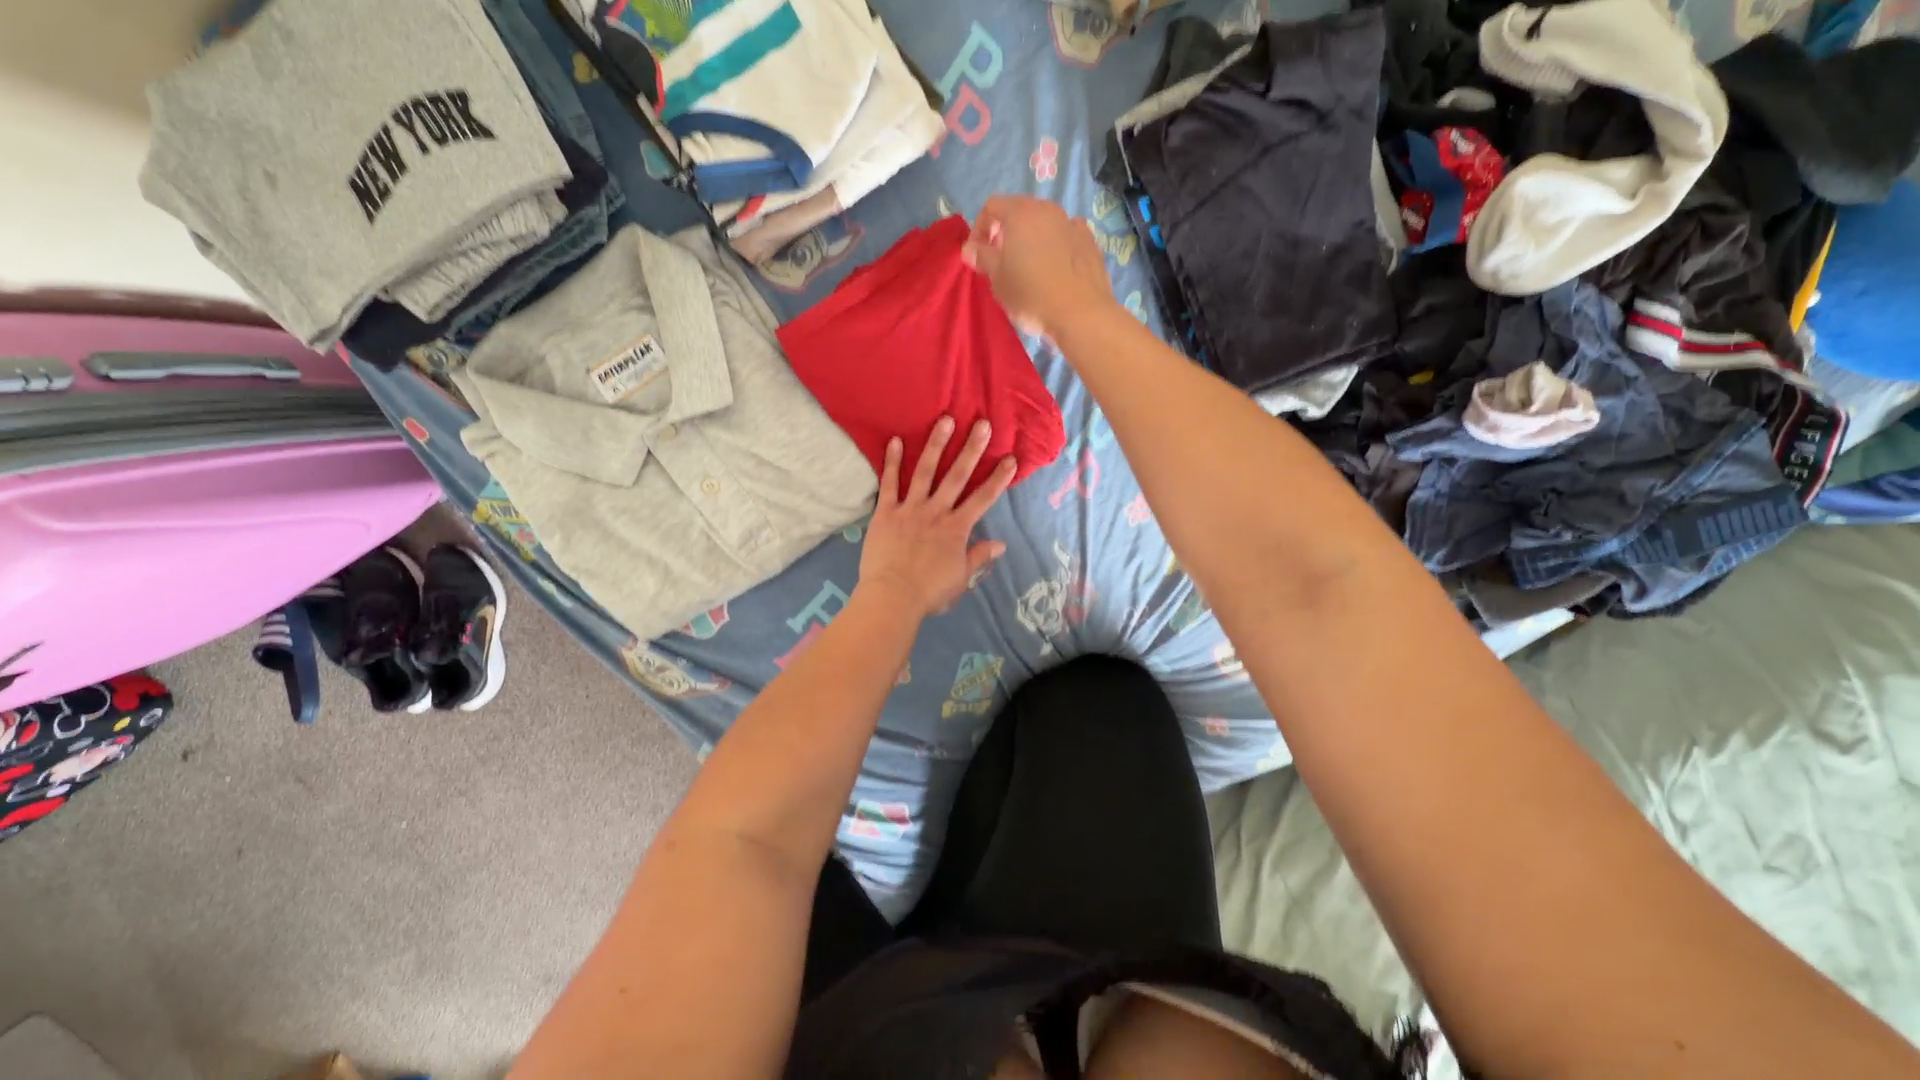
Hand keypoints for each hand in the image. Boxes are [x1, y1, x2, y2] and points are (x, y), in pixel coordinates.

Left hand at [858, 416, 1016, 618]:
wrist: (893, 596)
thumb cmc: (930, 592)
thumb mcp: (961, 578)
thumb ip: (979, 557)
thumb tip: (1001, 545)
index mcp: (957, 529)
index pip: (983, 499)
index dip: (998, 478)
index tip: (1011, 459)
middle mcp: (937, 512)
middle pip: (957, 476)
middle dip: (972, 449)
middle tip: (983, 424)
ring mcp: (911, 509)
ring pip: (925, 471)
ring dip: (936, 444)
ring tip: (945, 420)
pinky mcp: (886, 512)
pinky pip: (889, 483)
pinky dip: (891, 462)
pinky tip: (894, 440)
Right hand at [962, 196, 1120, 339]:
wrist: (1081, 314)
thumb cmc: (1031, 295)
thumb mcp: (998, 278)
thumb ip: (982, 257)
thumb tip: (970, 248)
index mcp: (1021, 214)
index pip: (993, 206)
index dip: (980, 227)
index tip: (977, 254)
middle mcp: (1048, 210)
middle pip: (1020, 211)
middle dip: (1006, 231)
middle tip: (1001, 259)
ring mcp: (1073, 224)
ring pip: (1045, 223)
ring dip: (1032, 238)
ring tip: (1029, 265)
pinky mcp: (1091, 242)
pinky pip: (1066, 236)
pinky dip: (1056, 245)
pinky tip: (1056, 267)